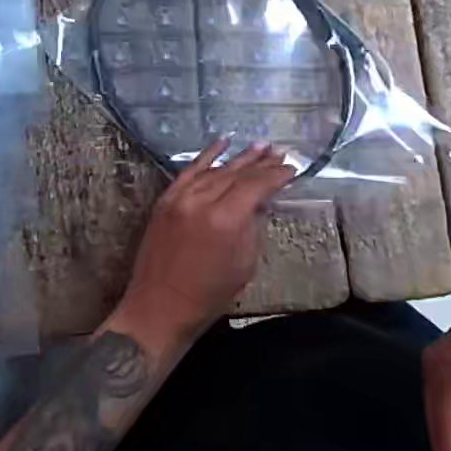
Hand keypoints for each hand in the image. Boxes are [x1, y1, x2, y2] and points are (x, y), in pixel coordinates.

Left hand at [116, 139, 297, 343]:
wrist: (159, 309)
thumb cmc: (209, 294)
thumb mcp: (245, 263)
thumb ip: (253, 226)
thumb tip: (260, 202)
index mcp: (225, 219)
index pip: (256, 185)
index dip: (276, 175)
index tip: (291, 169)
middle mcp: (202, 201)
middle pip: (237, 173)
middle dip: (261, 163)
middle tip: (280, 152)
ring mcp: (180, 198)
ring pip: (216, 169)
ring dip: (240, 157)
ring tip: (260, 147)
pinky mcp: (166, 200)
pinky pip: (190, 170)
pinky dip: (208, 155)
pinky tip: (222, 142)